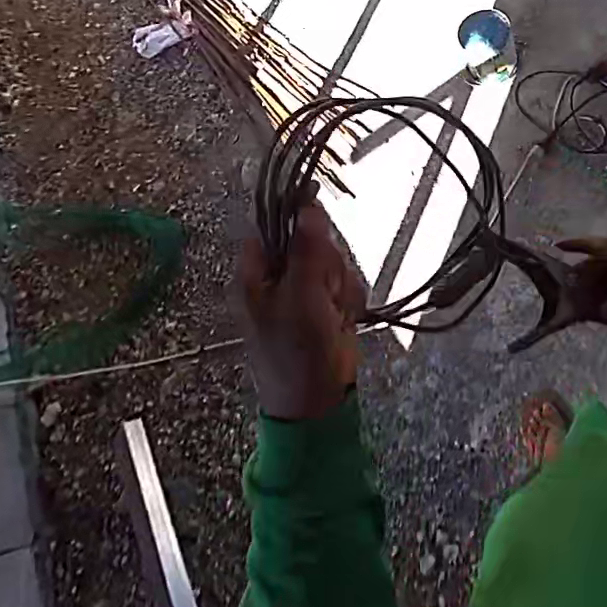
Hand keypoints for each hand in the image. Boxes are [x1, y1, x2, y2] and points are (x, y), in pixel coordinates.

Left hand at [240, 204, 364, 418]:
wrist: (317, 401)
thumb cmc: (295, 352)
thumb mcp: (301, 298)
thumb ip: (307, 251)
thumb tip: (309, 206)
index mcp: (258, 271)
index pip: (275, 224)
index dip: (297, 216)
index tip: (319, 217)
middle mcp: (280, 274)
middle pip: (312, 240)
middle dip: (327, 263)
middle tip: (323, 290)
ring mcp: (305, 289)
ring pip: (334, 260)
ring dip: (340, 285)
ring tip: (331, 313)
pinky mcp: (327, 303)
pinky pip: (346, 282)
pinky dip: (349, 299)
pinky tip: (342, 319)